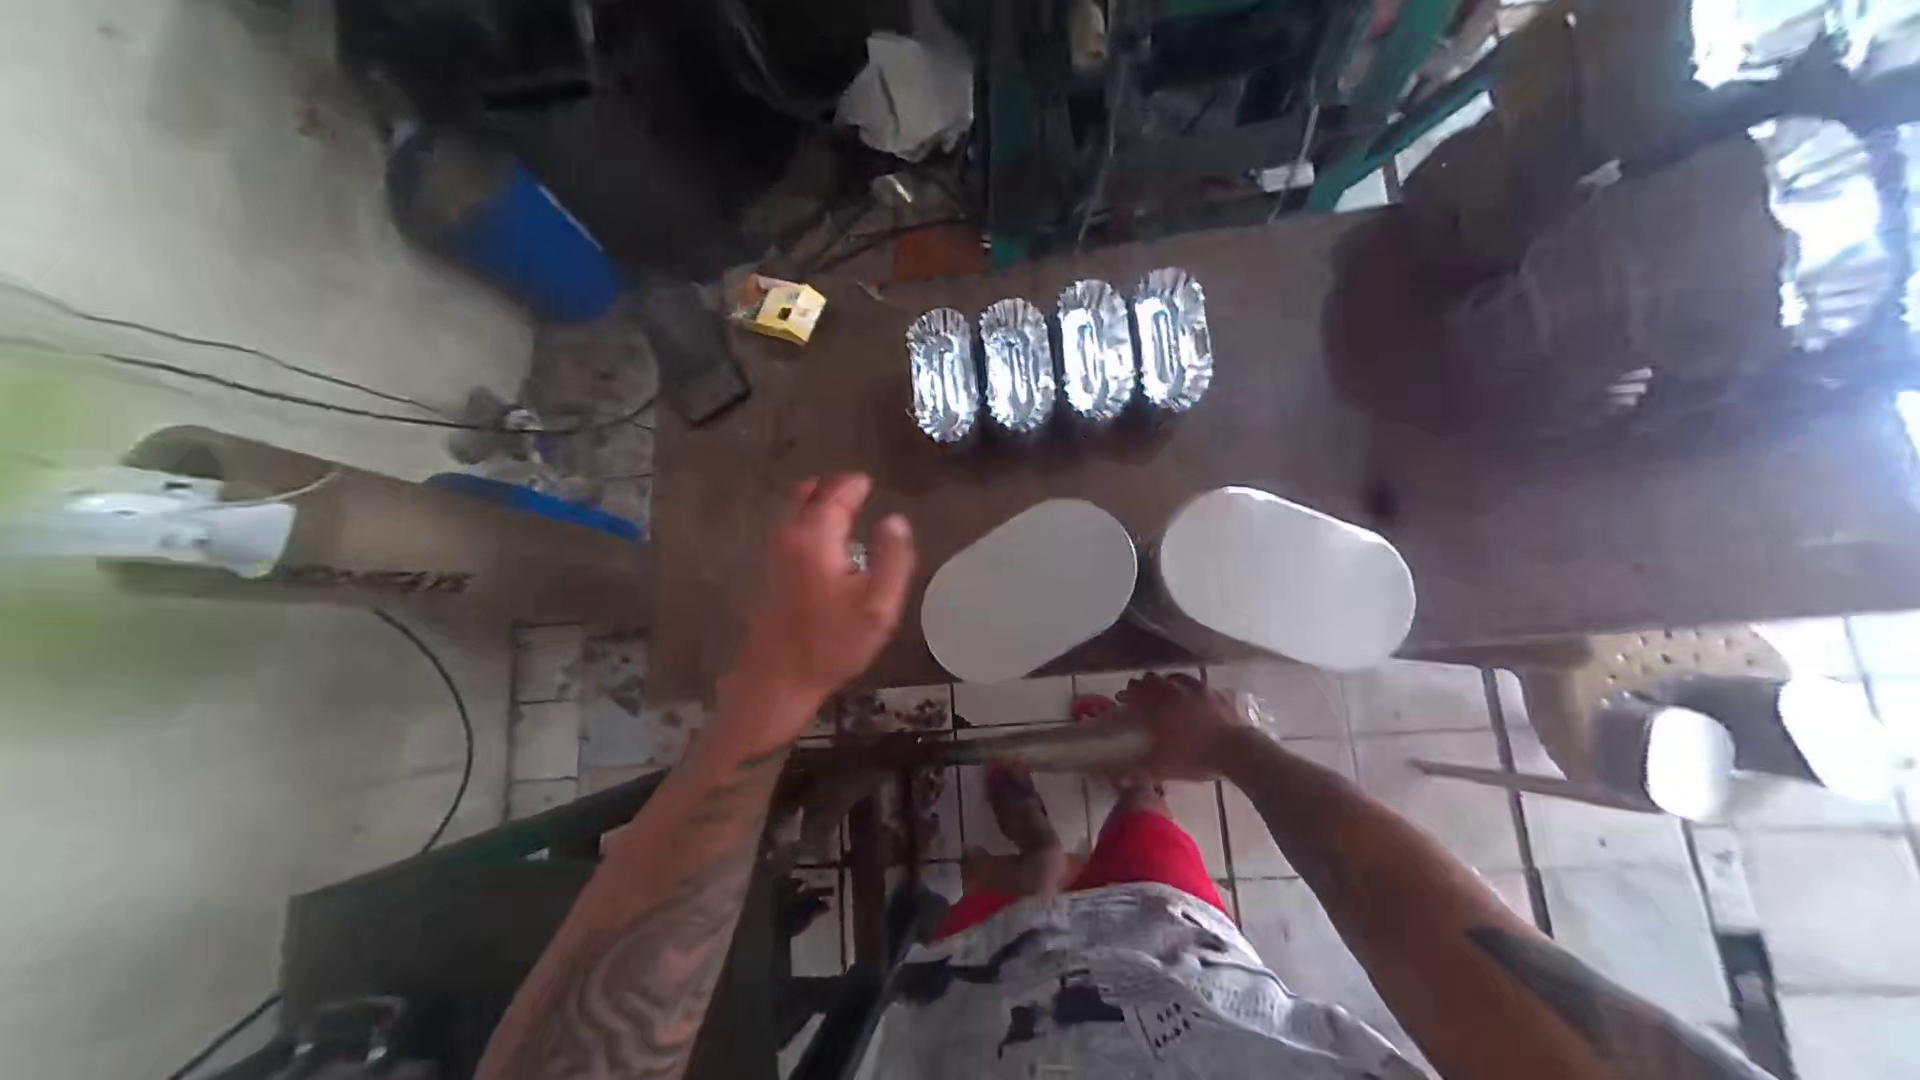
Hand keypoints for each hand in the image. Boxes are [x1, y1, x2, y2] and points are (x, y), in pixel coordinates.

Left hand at [731, 473, 915, 717]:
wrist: (780, 677)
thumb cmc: (833, 642)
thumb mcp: (879, 605)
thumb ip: (894, 557)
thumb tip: (895, 520)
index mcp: (816, 536)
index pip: (837, 491)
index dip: (856, 484)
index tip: (872, 483)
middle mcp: (790, 535)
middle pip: (811, 493)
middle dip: (837, 488)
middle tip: (862, 492)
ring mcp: (777, 552)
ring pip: (799, 509)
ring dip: (823, 503)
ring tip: (852, 509)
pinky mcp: (774, 569)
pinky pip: (794, 527)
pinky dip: (813, 520)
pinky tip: (834, 539)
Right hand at [1115, 673, 1250, 779]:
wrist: (1237, 750)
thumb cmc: (1195, 757)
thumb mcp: (1164, 767)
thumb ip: (1141, 770)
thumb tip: (1121, 778)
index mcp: (1158, 706)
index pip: (1135, 693)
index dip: (1127, 693)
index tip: (1121, 698)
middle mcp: (1174, 692)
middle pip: (1153, 680)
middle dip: (1143, 684)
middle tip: (1140, 692)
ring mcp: (1198, 689)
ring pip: (1175, 678)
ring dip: (1166, 682)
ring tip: (1165, 690)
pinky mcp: (1217, 693)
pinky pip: (1199, 685)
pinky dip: (1191, 689)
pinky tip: (1194, 696)